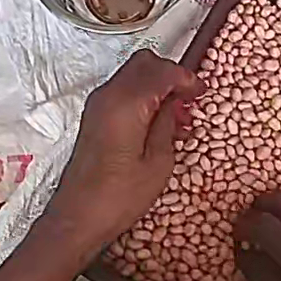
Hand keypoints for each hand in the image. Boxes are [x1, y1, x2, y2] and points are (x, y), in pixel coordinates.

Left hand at [44, 50, 202, 259]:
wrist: (78, 217)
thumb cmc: (119, 197)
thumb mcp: (158, 163)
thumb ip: (167, 125)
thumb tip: (174, 104)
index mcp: (126, 104)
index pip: (162, 72)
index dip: (186, 78)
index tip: (201, 92)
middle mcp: (108, 96)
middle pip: (144, 63)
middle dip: (171, 75)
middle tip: (190, 99)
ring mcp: (97, 105)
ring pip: (132, 74)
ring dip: (157, 85)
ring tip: (177, 115)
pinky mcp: (94, 117)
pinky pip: (122, 92)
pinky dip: (143, 96)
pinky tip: (157, 122)